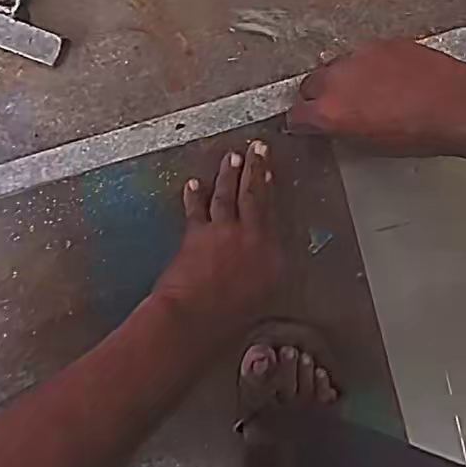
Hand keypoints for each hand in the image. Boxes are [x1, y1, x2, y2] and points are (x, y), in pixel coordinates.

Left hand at [151, 140, 283, 327]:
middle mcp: (249, 236)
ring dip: (228, 174)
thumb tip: (264, 257)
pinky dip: (195, 195)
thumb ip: (266, 270)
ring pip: (226, 194)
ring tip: (231, 157)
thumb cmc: (230, 318)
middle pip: (253, 194)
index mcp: (270, 253)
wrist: (194, 319)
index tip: (268, 171)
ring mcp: (221, 232)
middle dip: (255, 168)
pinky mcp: (196, 235)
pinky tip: (194, 183)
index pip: (271, 211)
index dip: (269, 186)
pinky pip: (196, 209)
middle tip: (257, 148)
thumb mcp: (263, 296)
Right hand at [286, 40, 465, 156]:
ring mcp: (358, 56)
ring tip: (364, 92)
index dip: (303, 122)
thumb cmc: (420, 132)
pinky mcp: (380, 43)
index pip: (297, 115)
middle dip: (317, 97)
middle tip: (335, 109)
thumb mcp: (371, 144)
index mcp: (330, 111)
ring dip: (341, 79)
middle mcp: (337, 79)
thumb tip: (333, 126)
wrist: (456, 106)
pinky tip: (385, 78)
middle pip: (309, 85)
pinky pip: (362, 55)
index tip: (308, 124)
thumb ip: (342, 130)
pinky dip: (367, 66)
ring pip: (335, 66)